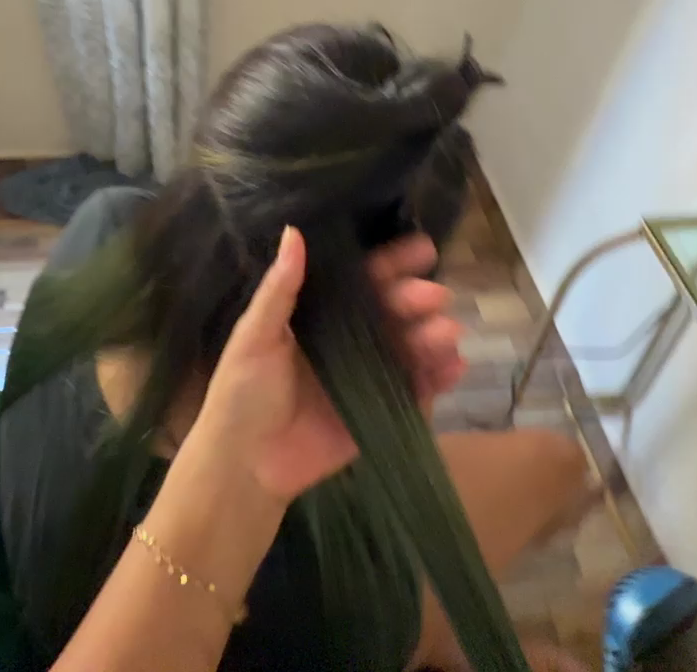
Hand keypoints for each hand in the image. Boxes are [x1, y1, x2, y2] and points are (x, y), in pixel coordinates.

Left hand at [184, 227, 466, 504]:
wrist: (245, 465)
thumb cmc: (243, 392)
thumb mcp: (255, 336)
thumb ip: (280, 288)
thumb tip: (293, 231)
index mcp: (321, 315)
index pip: (362, 281)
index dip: (392, 264)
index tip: (423, 248)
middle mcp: (349, 340)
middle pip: (393, 311)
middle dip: (417, 300)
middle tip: (434, 297)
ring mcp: (368, 376)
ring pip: (410, 347)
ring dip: (433, 337)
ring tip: (447, 334)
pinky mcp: (380, 412)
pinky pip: (416, 390)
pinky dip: (438, 378)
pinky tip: (454, 368)